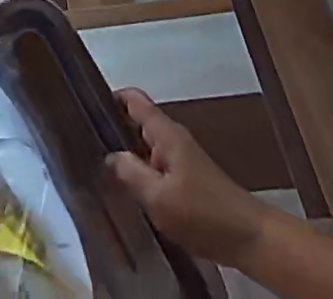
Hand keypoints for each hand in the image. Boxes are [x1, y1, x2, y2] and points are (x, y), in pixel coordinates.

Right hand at [105, 87, 273, 266]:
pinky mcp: (186, 174)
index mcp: (166, 134)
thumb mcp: (159, 197)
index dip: (111, 97)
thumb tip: (110, 155)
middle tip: (84, 143)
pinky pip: (155, 162)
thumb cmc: (202, 213)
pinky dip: (140, 167)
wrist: (247, 236)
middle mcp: (173, 137)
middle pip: (138, 120)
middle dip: (113, 127)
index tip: (87, 108)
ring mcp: (181, 155)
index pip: (135, 100)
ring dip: (126, 150)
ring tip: (98, 165)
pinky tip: (127, 187)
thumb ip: (131, 173)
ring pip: (145, 143)